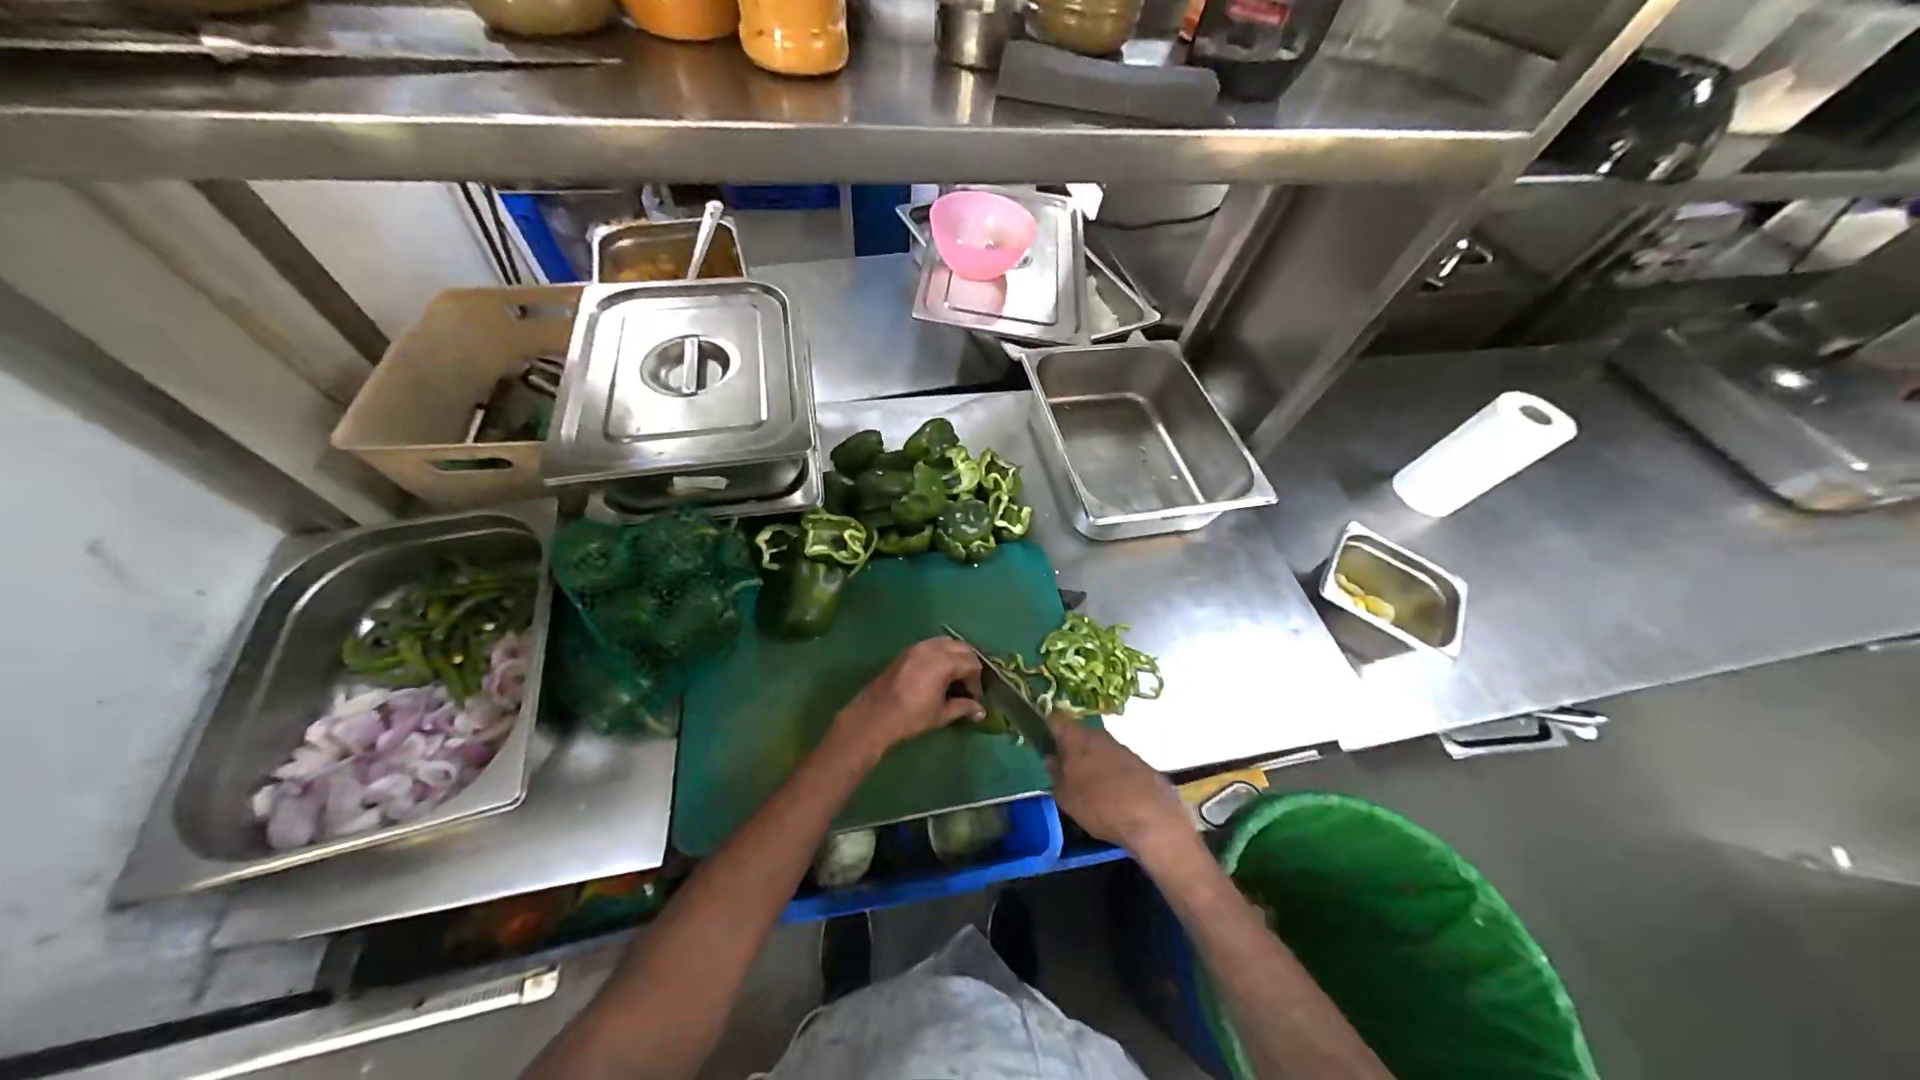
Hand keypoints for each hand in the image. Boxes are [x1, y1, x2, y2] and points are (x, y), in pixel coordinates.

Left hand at [829, 638, 984, 760]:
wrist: (874, 717)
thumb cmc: (910, 717)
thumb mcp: (941, 714)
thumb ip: (963, 707)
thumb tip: (981, 711)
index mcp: (943, 662)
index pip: (972, 664)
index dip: (976, 682)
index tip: (974, 699)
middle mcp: (932, 648)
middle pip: (962, 647)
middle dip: (969, 665)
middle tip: (968, 686)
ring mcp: (917, 647)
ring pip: (946, 643)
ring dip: (955, 656)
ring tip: (954, 678)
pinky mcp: (906, 651)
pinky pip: (931, 645)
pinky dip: (941, 654)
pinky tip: (938, 673)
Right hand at [1047, 715, 1191, 855]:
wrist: (1153, 818)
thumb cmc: (1100, 806)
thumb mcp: (1066, 797)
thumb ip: (1055, 775)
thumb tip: (1051, 759)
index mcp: (1077, 740)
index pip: (1057, 721)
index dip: (1049, 730)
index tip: (1045, 745)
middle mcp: (1100, 736)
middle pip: (1080, 736)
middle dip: (1073, 750)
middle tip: (1067, 773)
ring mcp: (1123, 748)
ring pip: (1100, 749)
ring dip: (1094, 763)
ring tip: (1092, 789)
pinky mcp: (1141, 763)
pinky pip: (1118, 763)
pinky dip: (1113, 774)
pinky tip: (1114, 797)